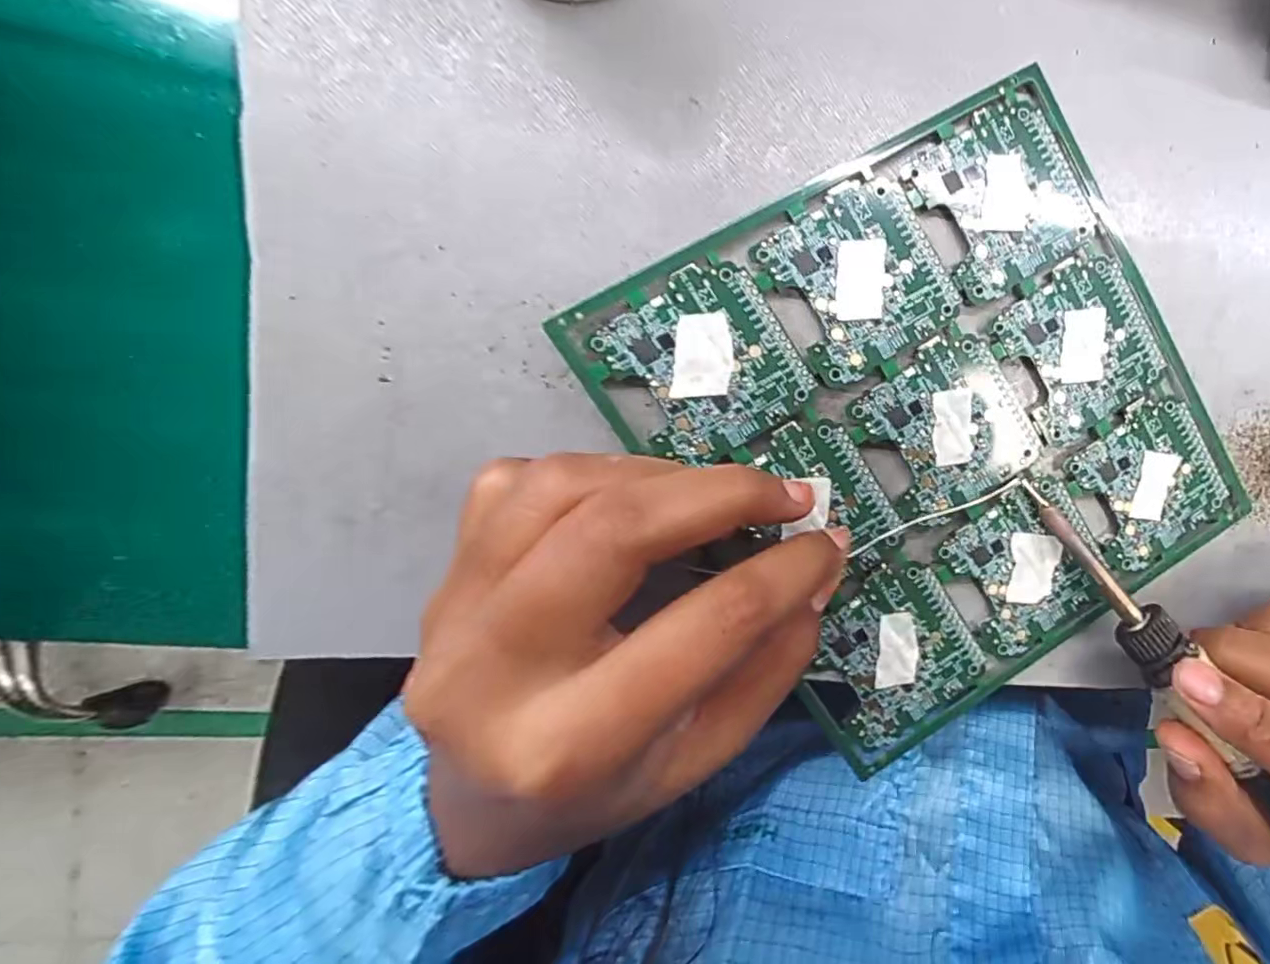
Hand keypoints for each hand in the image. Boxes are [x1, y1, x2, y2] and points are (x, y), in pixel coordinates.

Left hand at [403, 454, 847, 877]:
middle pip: (615, 529)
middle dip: (721, 493)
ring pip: (565, 484)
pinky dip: (595, 470)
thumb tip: (816, 571)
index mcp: (569, 744)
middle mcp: (492, 667)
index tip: (827, 542)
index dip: (785, 572)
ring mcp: (451, 605)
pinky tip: (631, 498)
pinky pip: (521, 478)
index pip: (706, 626)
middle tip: (784, 494)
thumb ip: (768, 667)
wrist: (471, 798)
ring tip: (709, 495)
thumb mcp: (698, 756)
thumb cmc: (597, 788)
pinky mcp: (443, 565)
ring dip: (659, 474)